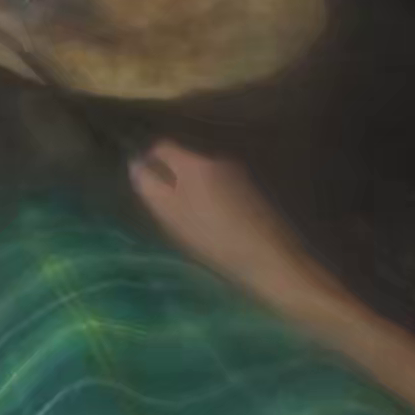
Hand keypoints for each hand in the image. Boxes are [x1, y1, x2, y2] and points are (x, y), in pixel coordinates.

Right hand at [130, 141, 331, 306]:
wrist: (278, 267)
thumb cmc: (215, 239)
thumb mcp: (170, 214)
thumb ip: (147, 184)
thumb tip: (136, 164)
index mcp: (193, 163)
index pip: (162, 147)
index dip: (150, 162)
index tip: (148, 184)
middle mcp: (217, 160)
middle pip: (185, 161)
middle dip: (174, 178)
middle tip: (170, 206)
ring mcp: (241, 177)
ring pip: (205, 175)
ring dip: (197, 190)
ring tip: (196, 219)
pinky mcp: (258, 195)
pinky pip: (224, 188)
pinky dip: (216, 200)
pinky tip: (220, 225)